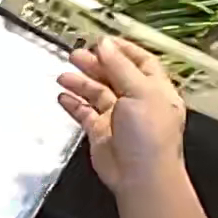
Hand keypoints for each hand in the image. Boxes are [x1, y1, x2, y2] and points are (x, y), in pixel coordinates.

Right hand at [56, 36, 186, 195]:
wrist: (140, 176)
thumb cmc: (149, 133)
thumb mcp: (139, 92)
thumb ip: (119, 67)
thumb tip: (104, 44)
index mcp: (155, 89)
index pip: (140, 62)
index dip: (122, 49)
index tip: (102, 40)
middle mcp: (137, 101)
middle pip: (114, 75)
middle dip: (96, 63)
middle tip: (75, 54)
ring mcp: (118, 117)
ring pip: (96, 93)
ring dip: (80, 82)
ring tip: (63, 75)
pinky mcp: (100, 133)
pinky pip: (84, 113)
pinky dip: (73, 104)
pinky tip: (62, 96)